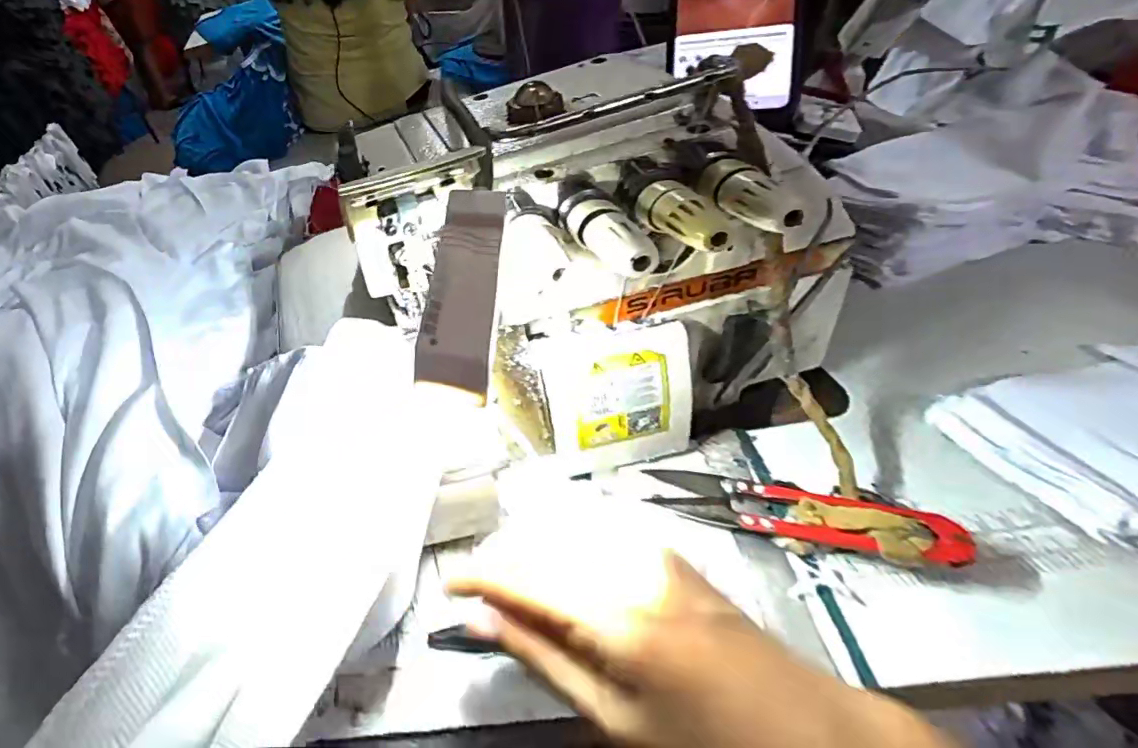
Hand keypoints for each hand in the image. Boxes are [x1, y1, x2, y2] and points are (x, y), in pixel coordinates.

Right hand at [447, 551, 952, 747]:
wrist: (823, 737)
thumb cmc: (712, 744)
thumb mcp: (620, 721)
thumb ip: (543, 661)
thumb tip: (479, 621)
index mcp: (613, 619)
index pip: (520, 582)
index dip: (476, 581)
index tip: (446, 588)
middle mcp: (627, 573)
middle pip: (539, 556)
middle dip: (506, 576)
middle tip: (489, 608)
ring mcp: (653, 558)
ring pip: (565, 545)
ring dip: (537, 567)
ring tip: (531, 602)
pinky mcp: (671, 557)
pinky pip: (600, 542)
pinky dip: (573, 558)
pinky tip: (574, 583)